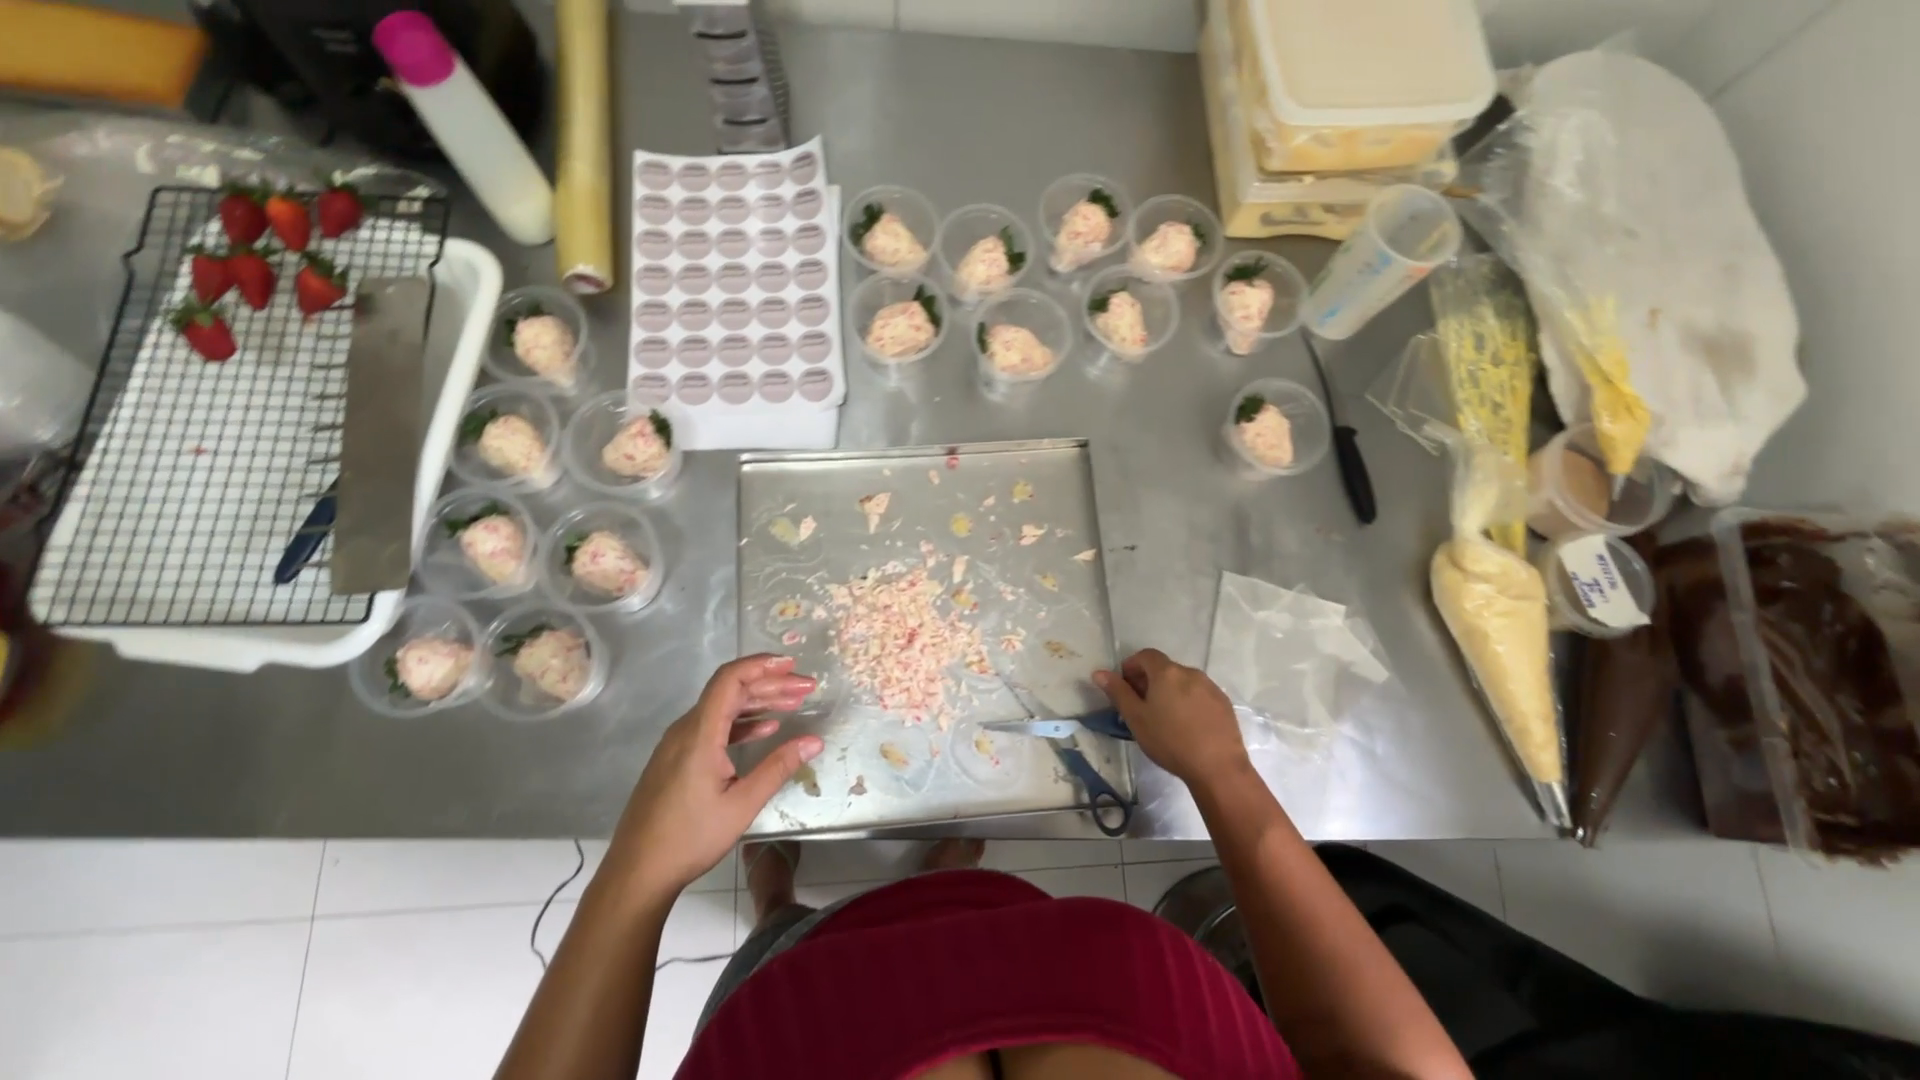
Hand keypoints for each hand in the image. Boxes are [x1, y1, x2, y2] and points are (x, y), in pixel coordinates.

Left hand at [608, 655, 822, 899]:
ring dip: (758, 703)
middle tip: (806, 688)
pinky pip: (712, 727)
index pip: (730, 680)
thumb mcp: (742, 805)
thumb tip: (814, 741)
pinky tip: (765, 729)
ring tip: (793, 705)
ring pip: (721, 708)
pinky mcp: (676, 759)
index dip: (762, 665)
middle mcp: (685, 730)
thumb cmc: (690, 838)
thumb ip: (778, 768)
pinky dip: (741, 722)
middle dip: (770, 684)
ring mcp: (677, 744)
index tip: (793, 666)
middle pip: (729, 691)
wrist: (638, 871)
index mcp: (699, 734)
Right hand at [1094, 648, 1249, 787]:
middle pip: (1165, 668)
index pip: (1145, 655)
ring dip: (1170, 691)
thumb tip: (1099, 673)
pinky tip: (1187, 725)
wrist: (1217, 766)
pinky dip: (1189, 701)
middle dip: (1149, 680)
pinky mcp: (1224, 703)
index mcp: (1166, 673)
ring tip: (1165, 718)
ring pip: (1183, 682)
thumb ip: (1118, 692)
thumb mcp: (1136, 719)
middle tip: (1141, 706)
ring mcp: (1210, 687)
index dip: (1132, 666)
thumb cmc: (1170, 741)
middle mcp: (1190, 673)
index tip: (1125, 687)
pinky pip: (1200, 694)